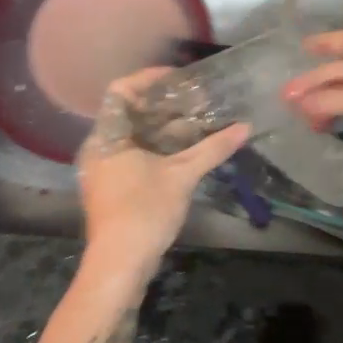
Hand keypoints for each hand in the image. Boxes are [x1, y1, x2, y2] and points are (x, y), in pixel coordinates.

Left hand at [77, 67, 250, 264]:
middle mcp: (98, 148)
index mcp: (106, 136)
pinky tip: (183, 154)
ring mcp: (102, 170)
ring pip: (132, 138)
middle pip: (128, 114)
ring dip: (162, 131)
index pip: (120, 91)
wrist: (120, 263)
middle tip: (195, 102)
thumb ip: (212, 149)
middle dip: (163, 107)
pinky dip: (156, 150)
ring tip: (195, 125)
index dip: (149, 79)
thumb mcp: (182, 176)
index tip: (179, 79)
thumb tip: (244, 128)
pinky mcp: (111, 189)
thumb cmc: (144, 210)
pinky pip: (132, 157)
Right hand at [281, 30, 342, 179]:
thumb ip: (327, 99)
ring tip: (300, 115)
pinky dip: (335, 117)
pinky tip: (321, 126)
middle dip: (314, 82)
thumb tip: (298, 103)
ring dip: (322, 102)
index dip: (327, 41)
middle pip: (341, 72)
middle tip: (286, 97)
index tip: (304, 46)